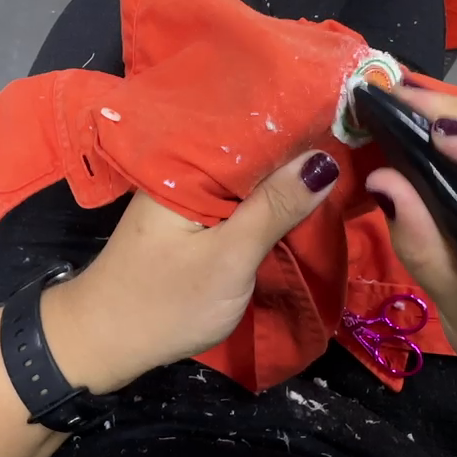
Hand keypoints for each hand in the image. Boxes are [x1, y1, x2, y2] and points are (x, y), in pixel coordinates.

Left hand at [42, 150, 339, 393]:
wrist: (104, 342)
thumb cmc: (164, 302)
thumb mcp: (229, 257)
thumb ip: (273, 208)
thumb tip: (324, 159)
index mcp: (185, 166)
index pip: (248, 128)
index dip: (296, 123)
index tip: (346, 114)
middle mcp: (181, 169)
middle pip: (246, 151)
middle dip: (293, 149)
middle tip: (353, 137)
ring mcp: (182, 195)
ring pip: (241, 177)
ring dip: (279, 177)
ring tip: (337, 159)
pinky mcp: (186, 220)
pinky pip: (231, 199)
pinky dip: (260, 200)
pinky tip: (293, 197)